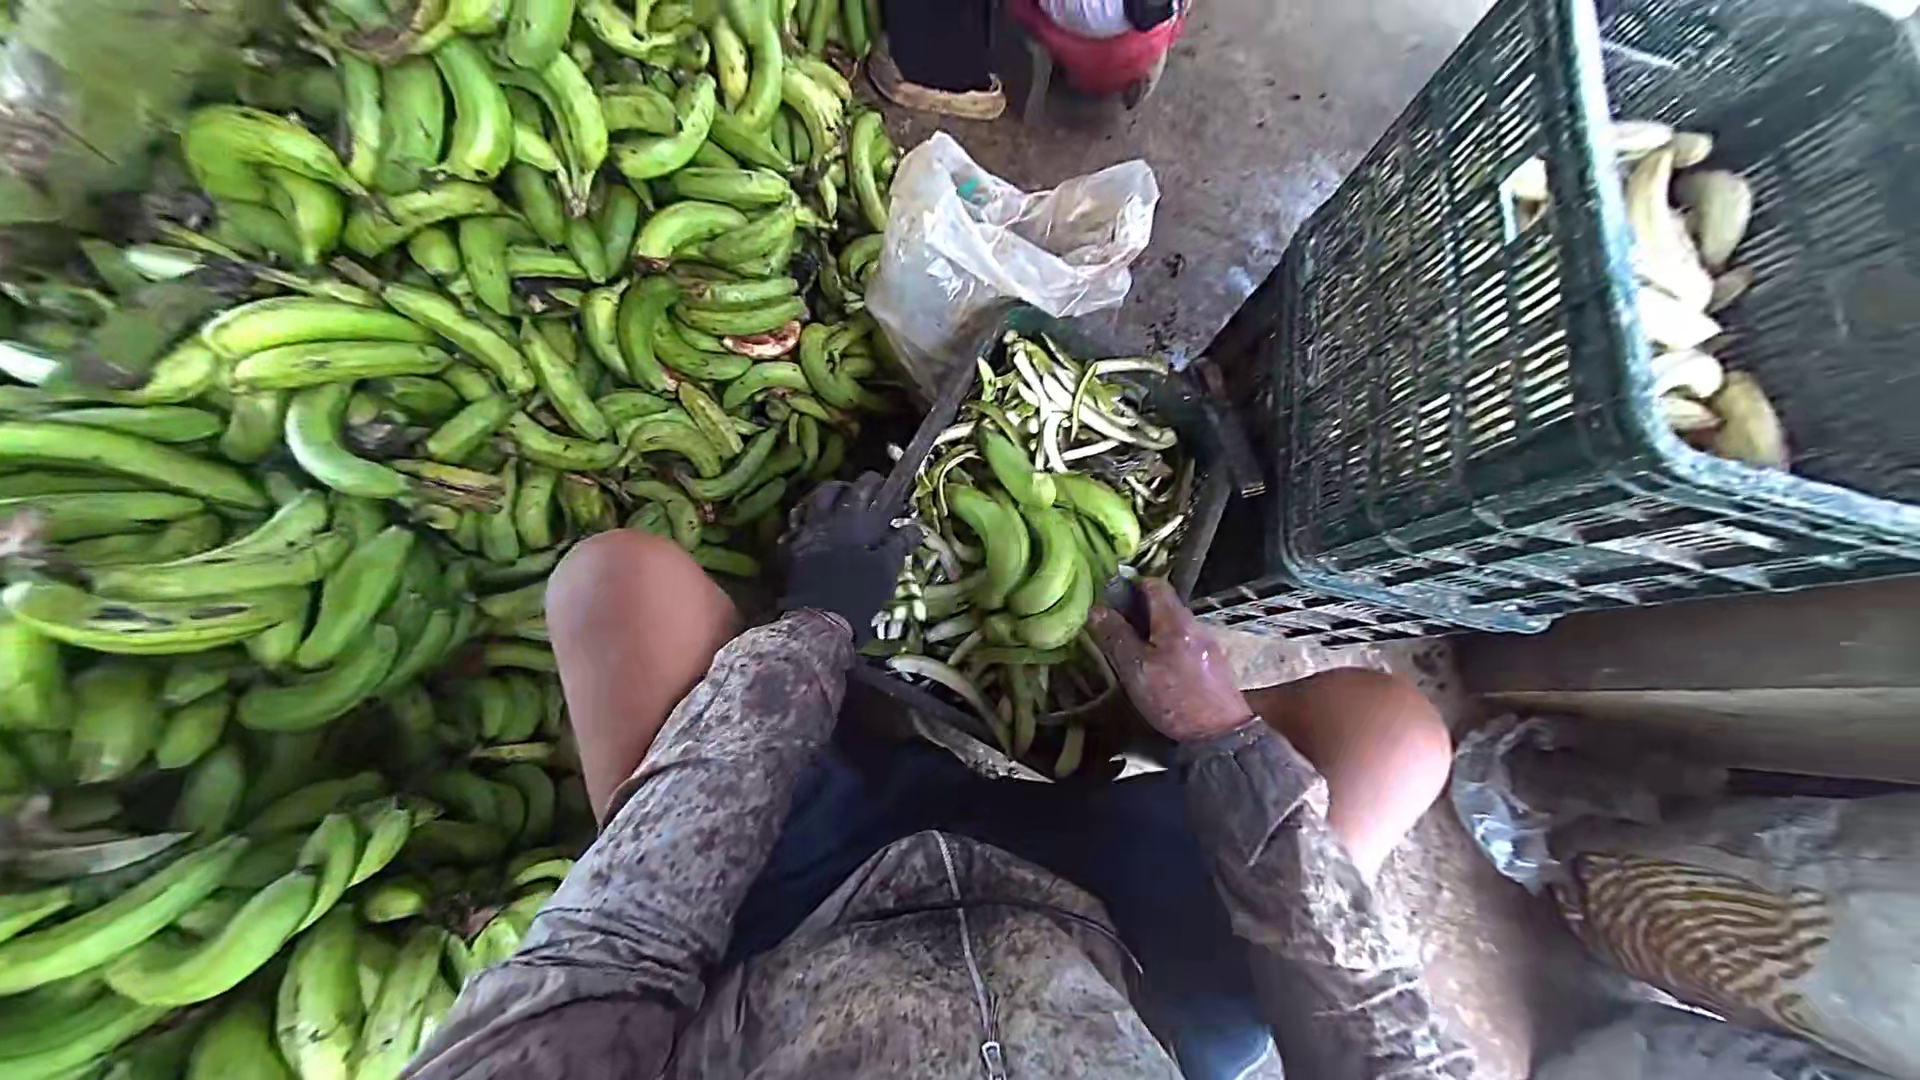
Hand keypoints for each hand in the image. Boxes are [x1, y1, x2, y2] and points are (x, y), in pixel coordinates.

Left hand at [778, 472, 918, 641]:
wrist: (820, 617)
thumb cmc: (859, 592)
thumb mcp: (886, 568)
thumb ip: (899, 544)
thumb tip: (916, 527)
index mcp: (852, 521)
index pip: (864, 488)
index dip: (874, 482)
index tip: (882, 483)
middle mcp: (825, 520)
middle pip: (832, 490)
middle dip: (847, 486)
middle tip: (857, 491)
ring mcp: (803, 533)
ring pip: (809, 504)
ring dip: (822, 500)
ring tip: (833, 505)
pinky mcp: (788, 550)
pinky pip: (793, 527)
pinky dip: (804, 523)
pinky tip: (811, 529)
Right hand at [1087, 577, 1253, 742]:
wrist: (1220, 736)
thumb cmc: (1174, 699)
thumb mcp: (1135, 669)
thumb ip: (1116, 636)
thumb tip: (1096, 609)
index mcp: (1176, 621)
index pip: (1155, 584)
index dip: (1132, 585)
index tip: (1112, 597)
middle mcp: (1195, 625)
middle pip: (1164, 605)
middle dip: (1138, 610)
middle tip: (1114, 626)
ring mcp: (1207, 643)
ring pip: (1173, 624)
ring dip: (1151, 629)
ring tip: (1131, 648)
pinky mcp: (1212, 661)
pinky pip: (1183, 640)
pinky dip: (1165, 643)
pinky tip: (1155, 665)